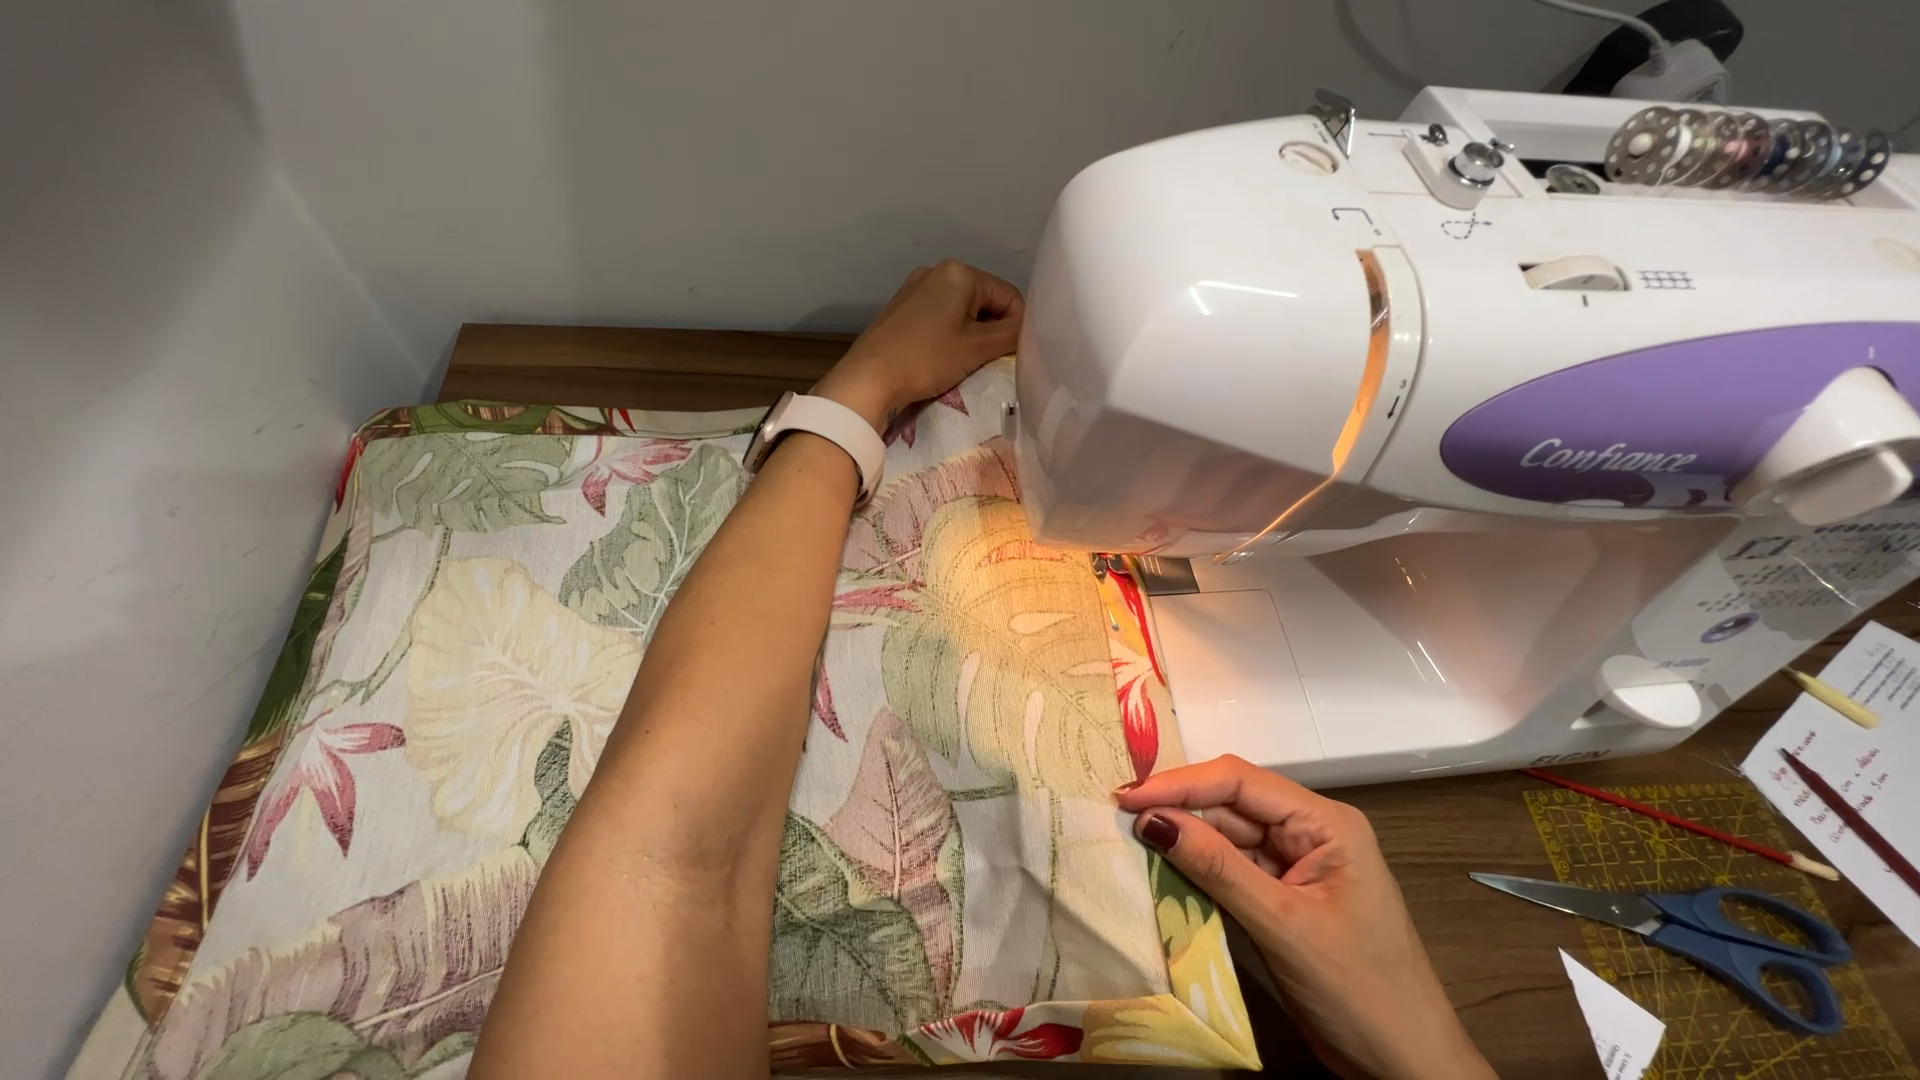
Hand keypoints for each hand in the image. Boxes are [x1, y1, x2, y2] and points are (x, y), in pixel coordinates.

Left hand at [812, 258, 1023, 431]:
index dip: (1018, 326)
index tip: (1014, 354)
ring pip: (961, 311)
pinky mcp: (900, 309)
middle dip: (992, 329)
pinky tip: (942, 358)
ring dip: (971, 335)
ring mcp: (914, 289)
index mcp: (959, 272)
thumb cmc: (926, 359)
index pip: (1009, 295)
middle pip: (984, 300)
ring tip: (965, 362)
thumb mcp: (977, 349)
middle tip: (989, 360)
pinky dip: (949, 336)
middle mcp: (935, 272)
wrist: (868, 378)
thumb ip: (1011, 335)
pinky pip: (938, 318)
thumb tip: (1029, 330)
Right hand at [1117, 756, 1494, 1079]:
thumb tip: (1151, 820)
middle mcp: (1309, 830)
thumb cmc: (1361, 991)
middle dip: (1177, 808)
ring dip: (1184, 837)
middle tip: (1119, 817)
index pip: (1241, 782)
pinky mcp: (1282, 893)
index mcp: (1325, 822)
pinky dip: (1197, 868)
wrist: (1406, 1067)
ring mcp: (1295, 862)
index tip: (1128, 796)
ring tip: (1131, 838)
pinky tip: (1164, 866)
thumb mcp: (1282, 925)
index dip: (1180, 783)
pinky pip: (1230, 866)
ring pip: (1226, 834)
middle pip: (1230, 803)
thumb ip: (1216, 867)